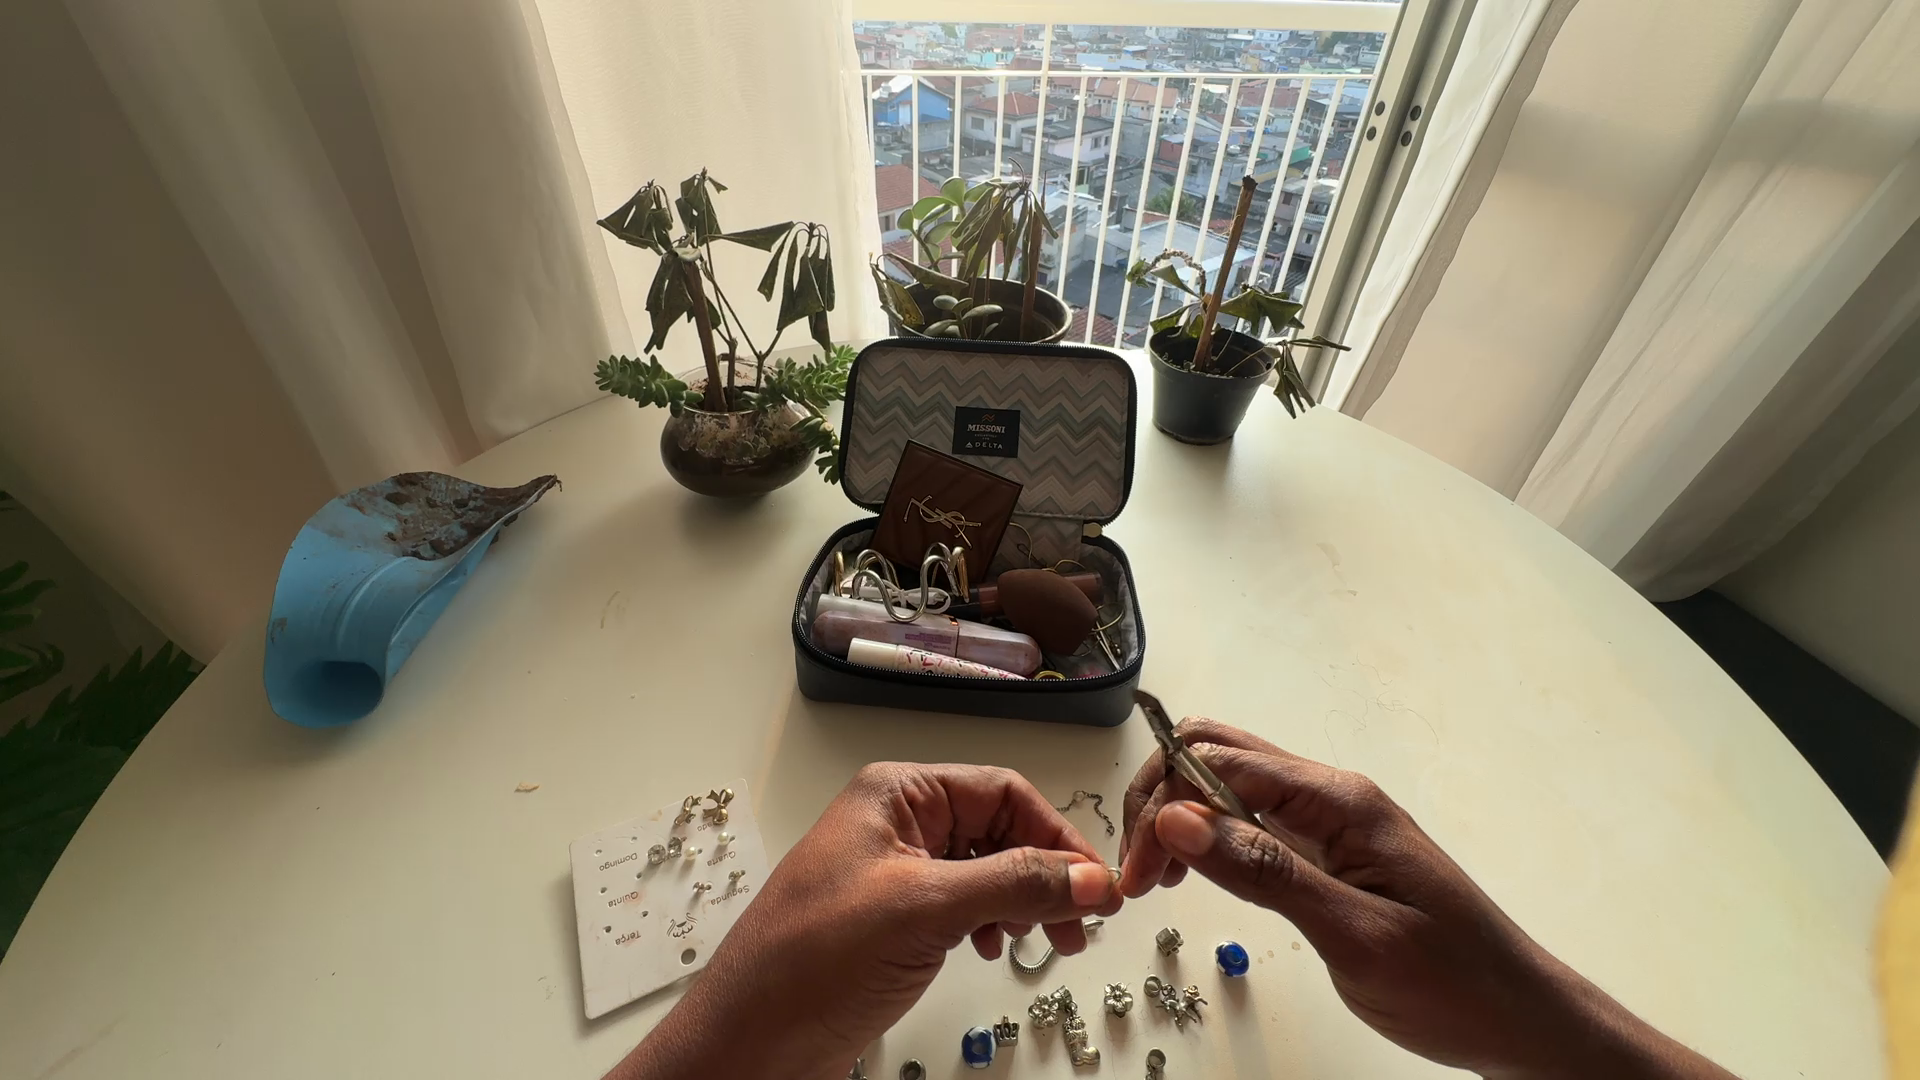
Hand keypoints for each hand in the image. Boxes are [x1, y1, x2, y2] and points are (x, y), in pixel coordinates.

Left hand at [608, 763, 1122, 1079]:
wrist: (745, 1045)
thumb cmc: (817, 959)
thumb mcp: (926, 909)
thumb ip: (1015, 883)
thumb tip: (1093, 878)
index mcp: (899, 791)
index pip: (1000, 791)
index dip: (1055, 833)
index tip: (1096, 885)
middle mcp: (899, 819)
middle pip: (996, 827)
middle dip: (1042, 871)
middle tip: (1080, 924)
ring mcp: (896, 867)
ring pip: (984, 865)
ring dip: (1022, 898)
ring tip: (1045, 941)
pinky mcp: (894, 912)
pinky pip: (962, 899)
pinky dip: (991, 919)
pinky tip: (994, 946)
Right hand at [1119, 719, 1735, 1079]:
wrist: (1527, 1022)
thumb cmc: (1452, 985)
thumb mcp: (1356, 937)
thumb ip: (1264, 870)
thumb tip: (1175, 816)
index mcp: (1335, 797)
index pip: (1218, 762)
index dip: (1163, 802)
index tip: (1138, 869)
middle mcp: (1323, 789)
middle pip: (1213, 750)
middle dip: (1160, 793)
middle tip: (1140, 866)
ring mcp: (1321, 812)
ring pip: (1223, 776)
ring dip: (1176, 810)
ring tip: (1157, 873)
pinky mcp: (1319, 840)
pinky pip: (1243, 812)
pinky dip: (1202, 830)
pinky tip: (1192, 870)